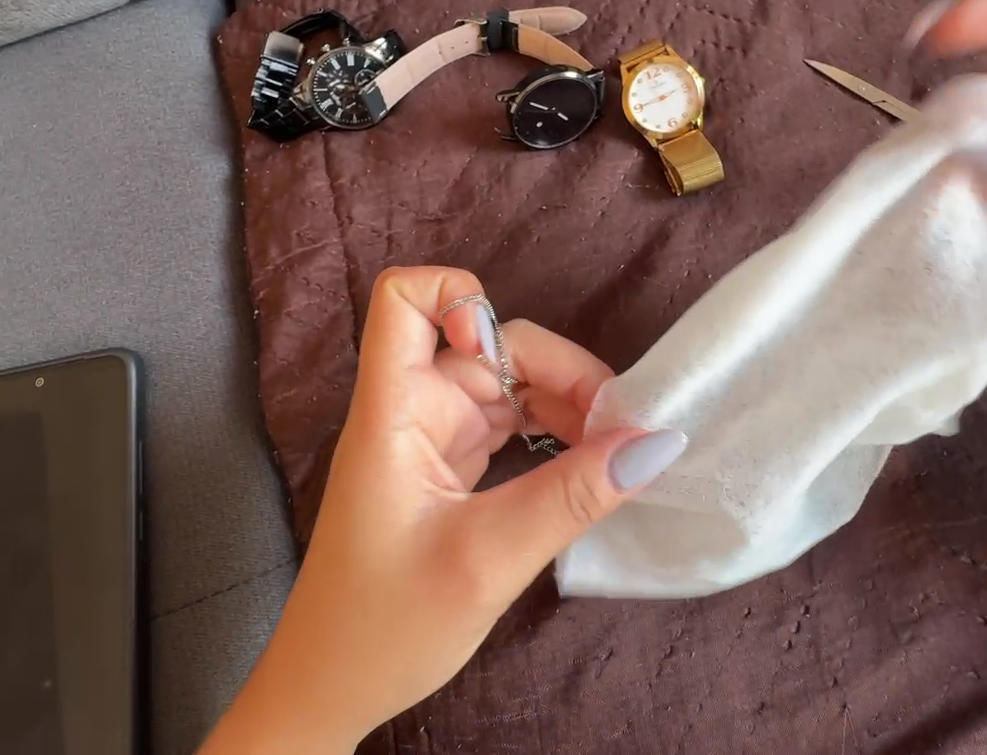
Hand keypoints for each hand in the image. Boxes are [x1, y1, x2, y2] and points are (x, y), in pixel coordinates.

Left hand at [203, 267, 685, 752]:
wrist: (332, 688)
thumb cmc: (383, 627)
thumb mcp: (484, 562)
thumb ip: (569, 497)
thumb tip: (654, 443)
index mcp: (393, 410)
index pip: (403, 299)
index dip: (457, 297)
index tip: (506, 355)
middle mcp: (413, 405)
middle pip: (488, 339)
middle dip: (555, 368)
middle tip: (617, 423)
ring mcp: (435, 432)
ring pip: (509, 379)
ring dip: (565, 401)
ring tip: (616, 446)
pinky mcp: (453, 460)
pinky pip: (512, 420)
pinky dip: (554, 431)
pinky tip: (591, 460)